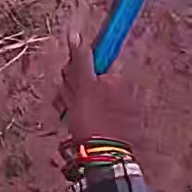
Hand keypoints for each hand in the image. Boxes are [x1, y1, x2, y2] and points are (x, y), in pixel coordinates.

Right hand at [57, 31, 144, 145]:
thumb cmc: (94, 119)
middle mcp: (120, 89)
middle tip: (70, 99)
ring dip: (71, 102)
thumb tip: (75, 35)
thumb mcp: (84, 86)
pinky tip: (74, 122)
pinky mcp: (107, 121)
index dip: (77, 68)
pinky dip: (77, 114)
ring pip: (83, 95)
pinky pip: (87, 110)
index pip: (92, 60)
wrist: (103, 157)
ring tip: (70, 114)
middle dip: (72, 87)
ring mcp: (115, 107)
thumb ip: (80, 60)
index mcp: (118, 77)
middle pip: (86, 77)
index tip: (72, 77)